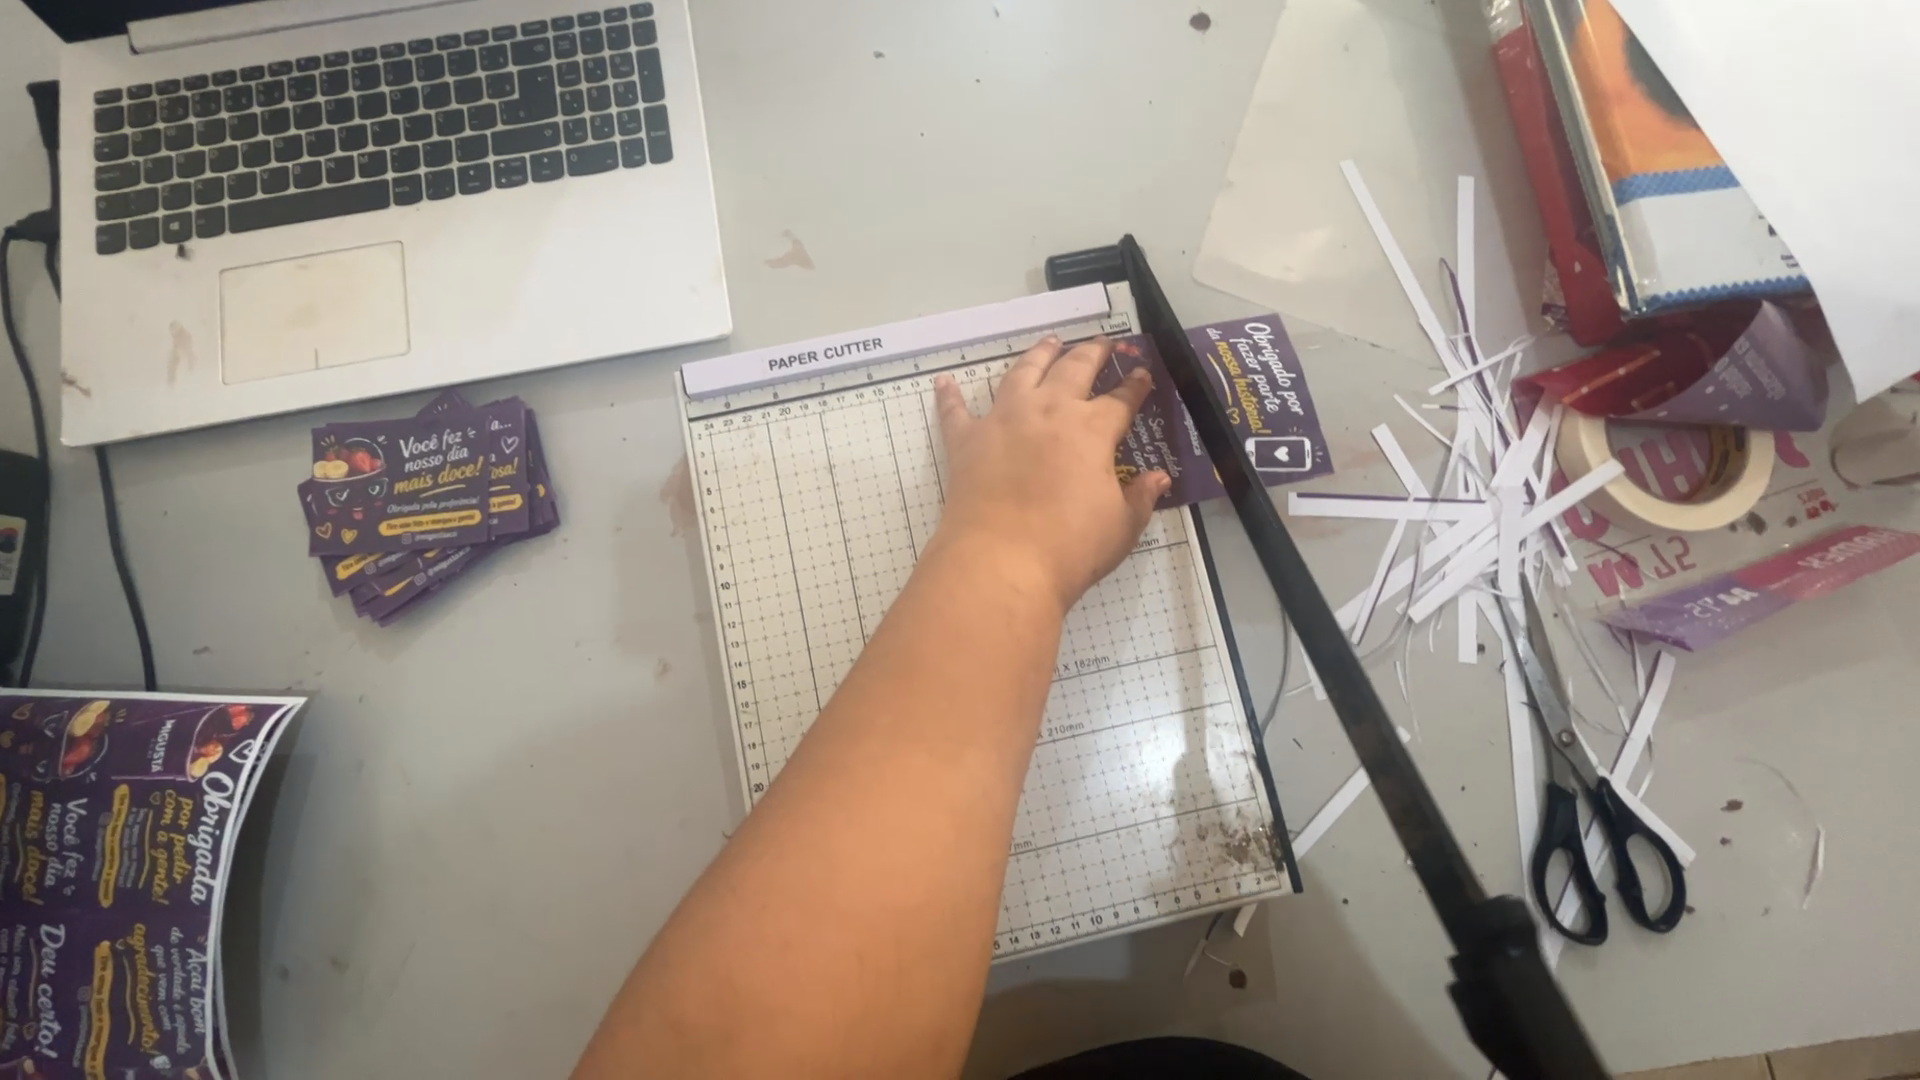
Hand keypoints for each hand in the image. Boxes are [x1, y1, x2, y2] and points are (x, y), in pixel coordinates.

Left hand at [930, 336, 1170, 611]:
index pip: (1121, 399)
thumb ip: (1140, 498)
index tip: (1142, 375)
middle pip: (1074, 369)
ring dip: (1039, 354)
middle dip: (1091, 353)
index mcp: (1091, 430)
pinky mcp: (966, 441)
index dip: (1135, 386)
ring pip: (1022, 373)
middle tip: (1101, 344)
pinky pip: (955, 411)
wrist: (1000, 562)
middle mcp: (1048, 412)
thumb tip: (1159, 478)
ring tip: (1049, 342)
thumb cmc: (1069, 548)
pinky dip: (950, 396)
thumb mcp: (1121, 528)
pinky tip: (945, 382)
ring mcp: (1003, 421)